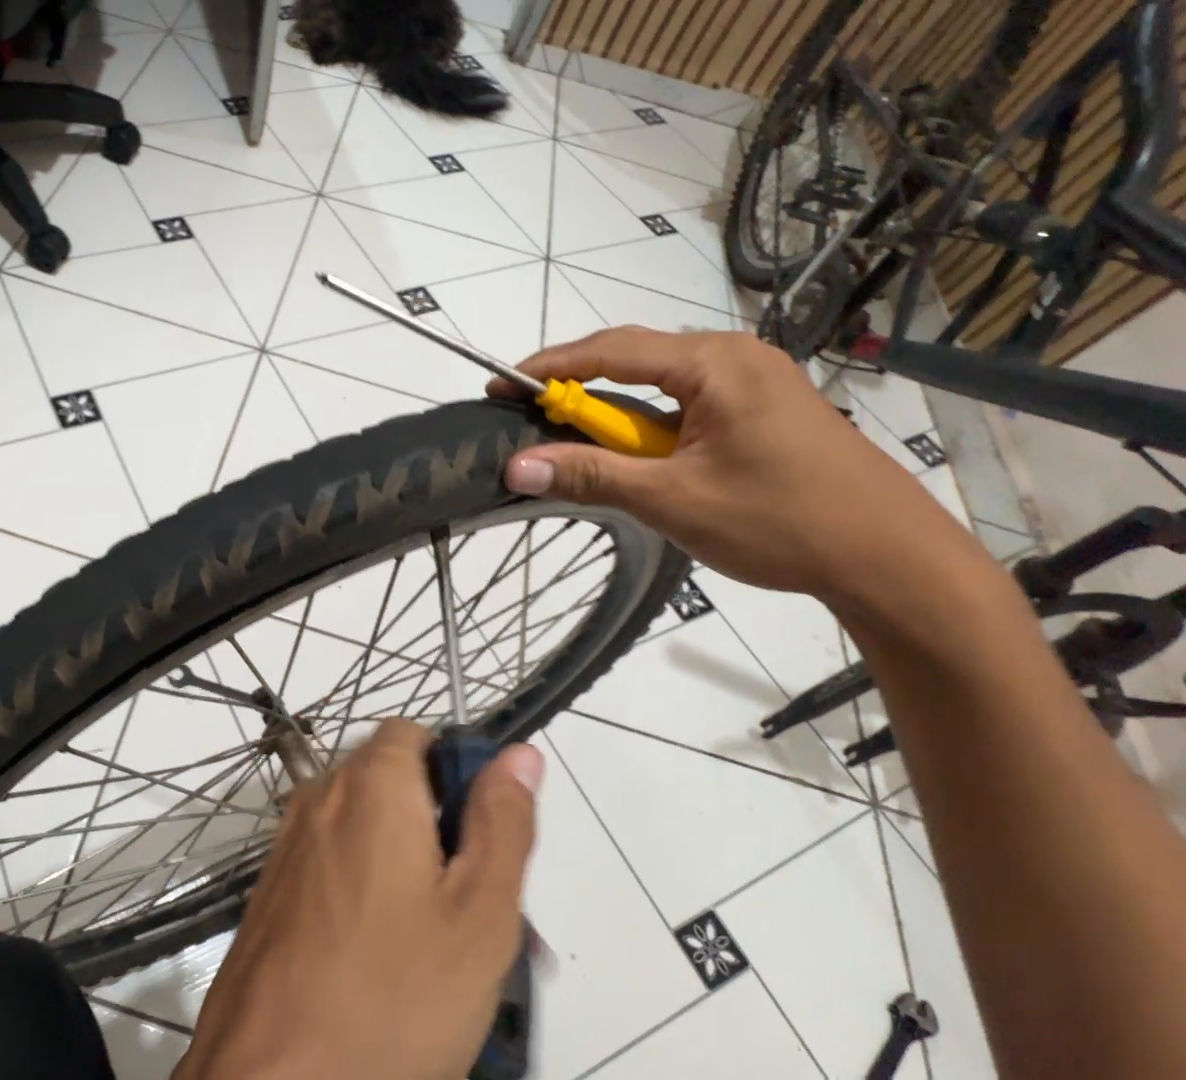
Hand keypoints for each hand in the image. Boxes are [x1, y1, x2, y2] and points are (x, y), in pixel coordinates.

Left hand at [173, 720, 542, 1079]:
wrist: (272, 1079)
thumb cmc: (393, 995)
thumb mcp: (479, 912)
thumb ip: (502, 823)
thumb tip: (518, 752)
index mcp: (369, 786)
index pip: (415, 735)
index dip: (458, 772)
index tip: (486, 838)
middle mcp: (319, 800)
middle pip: (392, 786)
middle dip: (443, 830)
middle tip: (482, 911)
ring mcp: (288, 848)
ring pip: (366, 835)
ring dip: (412, 872)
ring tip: (451, 955)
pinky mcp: (272, 894)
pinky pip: (334, 871)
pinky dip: (370, 896)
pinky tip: (395, 967)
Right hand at [489, 327, 988, 609]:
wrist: (887, 556)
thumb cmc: (779, 521)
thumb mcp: (672, 499)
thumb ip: (591, 475)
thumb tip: (516, 466)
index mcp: (714, 364)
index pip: (610, 350)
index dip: (548, 367)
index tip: (499, 384)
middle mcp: (735, 357)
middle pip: (634, 357)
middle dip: (577, 383)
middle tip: (527, 411)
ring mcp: (755, 380)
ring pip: (661, 382)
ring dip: (614, 408)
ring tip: (571, 436)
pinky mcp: (763, 408)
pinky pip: (687, 401)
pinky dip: (648, 422)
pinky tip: (633, 452)